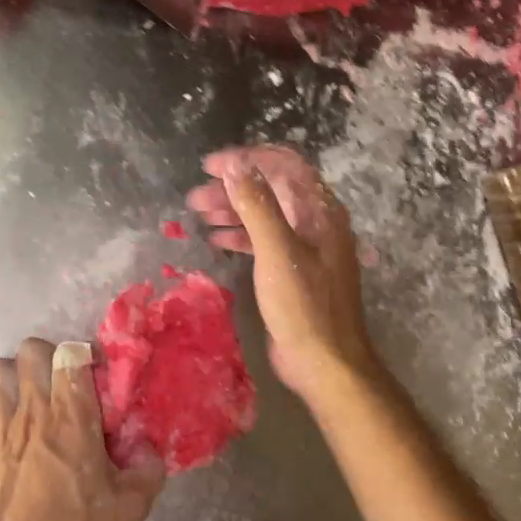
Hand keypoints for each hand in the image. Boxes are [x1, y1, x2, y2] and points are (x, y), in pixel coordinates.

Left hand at [0, 339, 165, 520]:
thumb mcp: (129, 507)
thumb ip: (149, 472)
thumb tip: (153, 450)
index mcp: (73, 419)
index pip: (70, 355)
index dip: (83, 355)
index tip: (95, 377)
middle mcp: (34, 412)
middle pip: (30, 349)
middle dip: (48, 356)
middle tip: (63, 383)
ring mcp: (3, 426)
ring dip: (14, 374)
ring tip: (32, 396)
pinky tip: (8, 423)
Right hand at [186, 146, 377, 401]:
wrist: (325, 361)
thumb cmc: (303, 306)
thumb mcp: (277, 252)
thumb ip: (258, 206)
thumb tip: (237, 166)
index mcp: (320, 212)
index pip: (284, 166)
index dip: (247, 160)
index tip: (209, 166)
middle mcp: (316, 223)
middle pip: (272, 189)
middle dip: (233, 187)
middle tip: (195, 196)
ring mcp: (306, 248)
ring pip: (266, 214)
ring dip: (233, 210)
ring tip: (197, 213)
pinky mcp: (294, 271)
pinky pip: (265, 240)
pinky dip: (241, 235)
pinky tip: (216, 239)